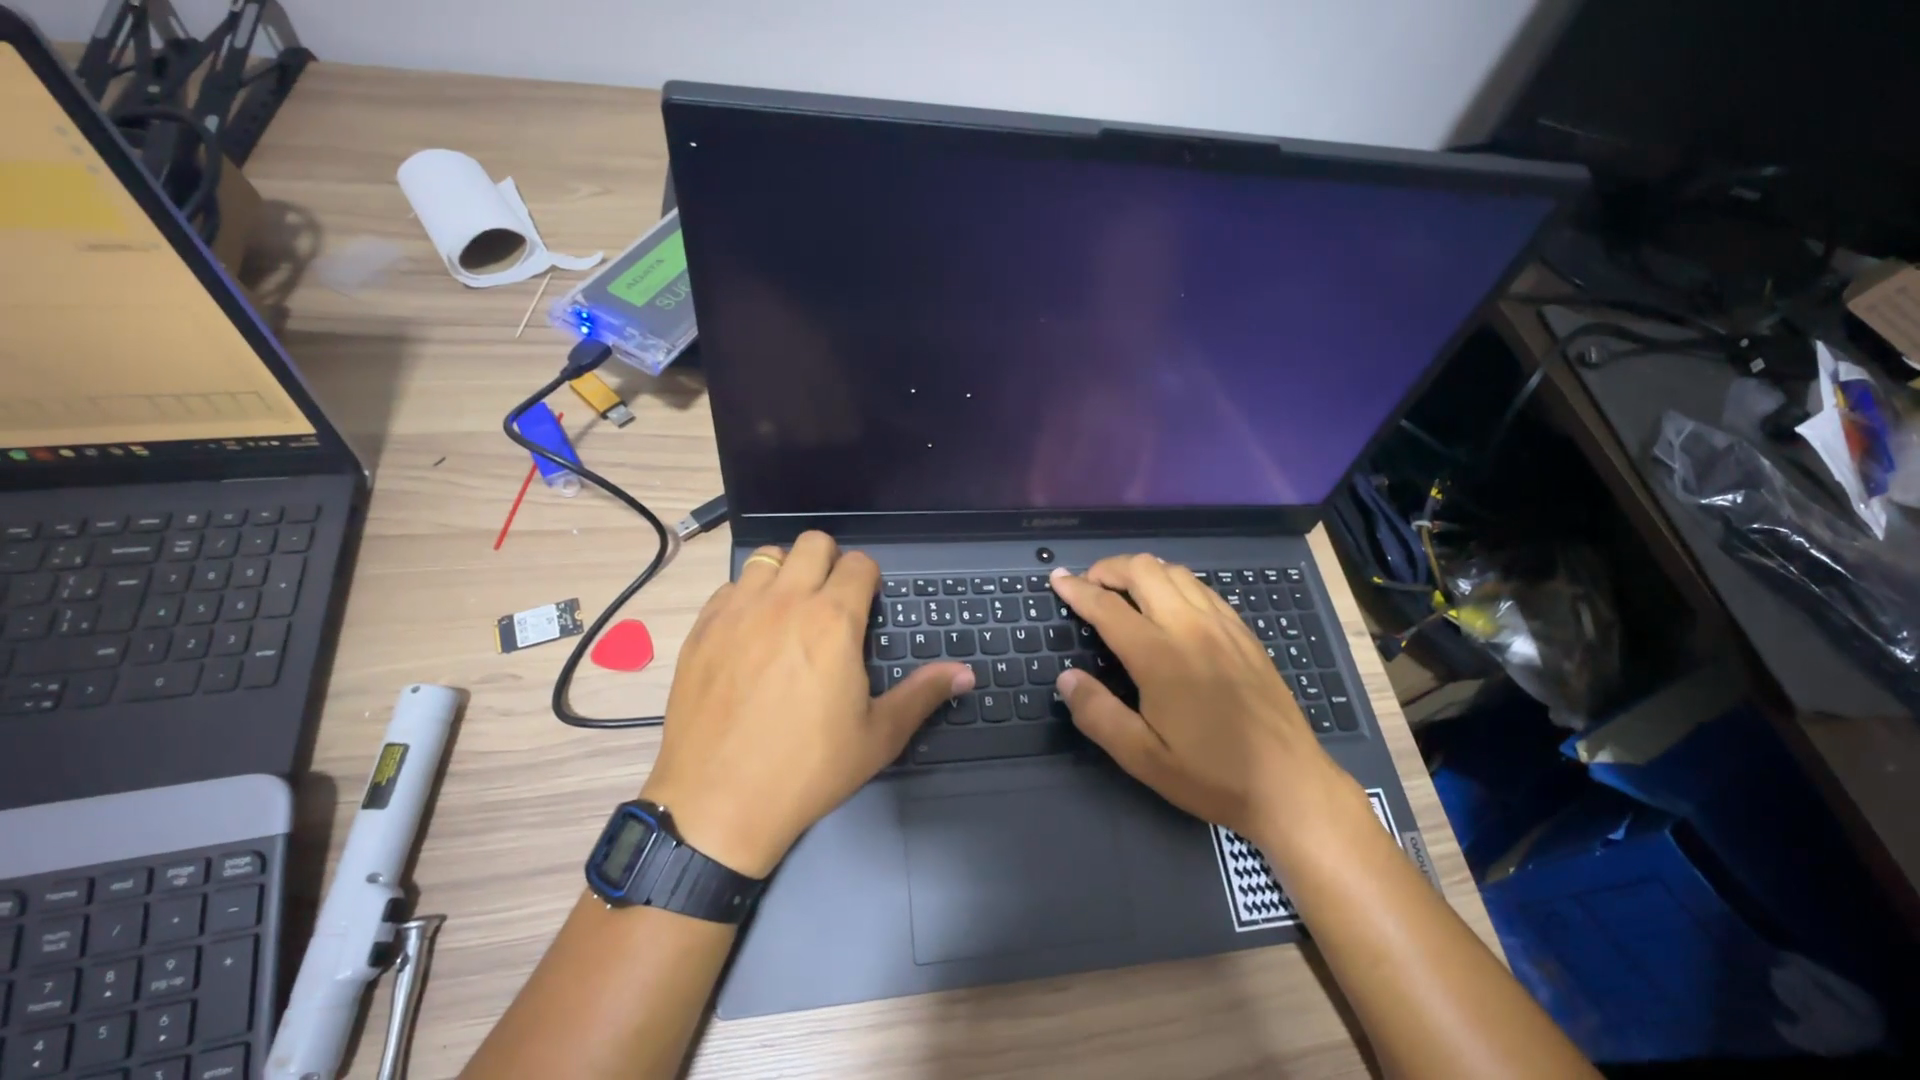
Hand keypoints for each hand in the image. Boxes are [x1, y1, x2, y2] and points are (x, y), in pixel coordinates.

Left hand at [642, 532, 971, 877]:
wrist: (717, 803)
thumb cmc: (808, 770)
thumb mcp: (878, 737)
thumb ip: (923, 694)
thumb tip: (966, 673)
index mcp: (833, 621)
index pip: (860, 563)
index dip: (870, 581)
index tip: (867, 608)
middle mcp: (784, 601)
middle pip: (813, 543)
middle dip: (831, 563)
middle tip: (832, 604)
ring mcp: (736, 612)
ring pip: (767, 557)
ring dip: (786, 573)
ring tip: (790, 613)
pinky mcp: (700, 630)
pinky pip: (729, 588)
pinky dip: (746, 597)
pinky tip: (750, 635)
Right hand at [1051, 556, 1359, 853]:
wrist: (1288, 784)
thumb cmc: (1210, 775)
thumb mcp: (1142, 757)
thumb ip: (1098, 714)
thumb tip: (1067, 678)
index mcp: (1160, 656)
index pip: (1107, 606)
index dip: (1077, 590)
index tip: (1057, 580)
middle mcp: (1191, 628)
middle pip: (1144, 571)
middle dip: (1109, 568)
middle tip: (1089, 584)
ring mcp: (1224, 626)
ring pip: (1177, 572)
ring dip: (1143, 571)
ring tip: (1124, 589)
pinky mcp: (1245, 634)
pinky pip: (1203, 589)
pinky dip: (1175, 583)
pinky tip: (1170, 604)